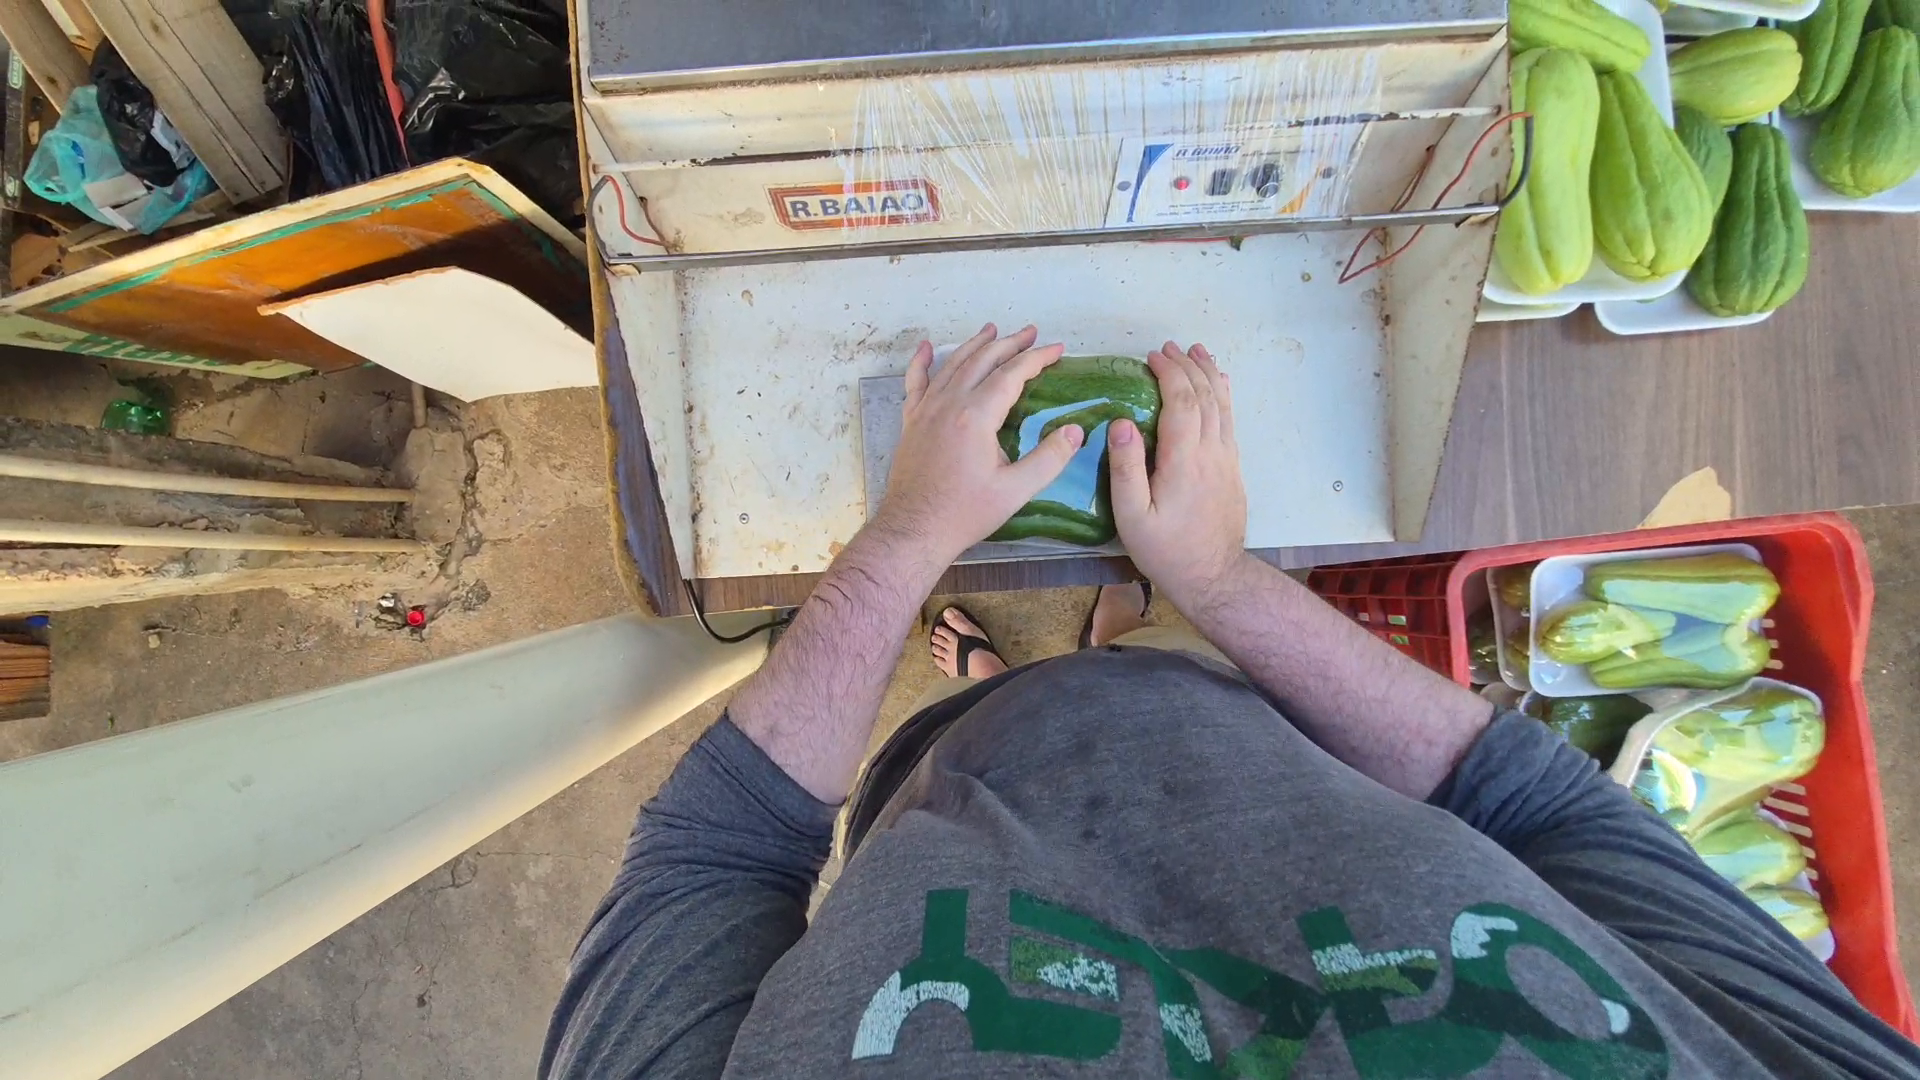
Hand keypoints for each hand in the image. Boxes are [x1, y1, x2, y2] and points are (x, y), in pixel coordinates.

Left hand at [875, 323, 1082, 563]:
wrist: (914, 529)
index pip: (1011, 375)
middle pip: (983, 361)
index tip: (1057, 350)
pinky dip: (922, 362)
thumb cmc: (965, 513)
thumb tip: (1076, 431)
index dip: (1037, 358)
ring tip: (992, 330)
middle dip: (1010, 343)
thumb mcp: (1015, 491)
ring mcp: (926, 411)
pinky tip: (926, 348)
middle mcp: (949, 404)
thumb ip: (1048, 459)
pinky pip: (915, 383)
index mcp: (976, 416)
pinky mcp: (911, 423)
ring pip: (952, 365)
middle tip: (1031, 332)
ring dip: (975, 345)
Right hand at [1108, 341, 1249, 609]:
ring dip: (1209, 374)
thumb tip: (1122, 422)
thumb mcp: (1132, 516)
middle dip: (1187, 366)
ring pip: (1223, 405)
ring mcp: (1227, 460)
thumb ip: (1126, 468)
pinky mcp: (1233, 469)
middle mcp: (1212, 452)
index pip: (1181, 402)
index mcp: (1184, 460)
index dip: (1168, 374)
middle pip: (1205, 396)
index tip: (1151, 356)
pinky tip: (1219, 386)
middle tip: (1169, 348)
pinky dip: (1223, 396)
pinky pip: (1230, 421)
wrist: (1213, 576)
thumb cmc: (1165, 549)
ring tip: (1197, 351)